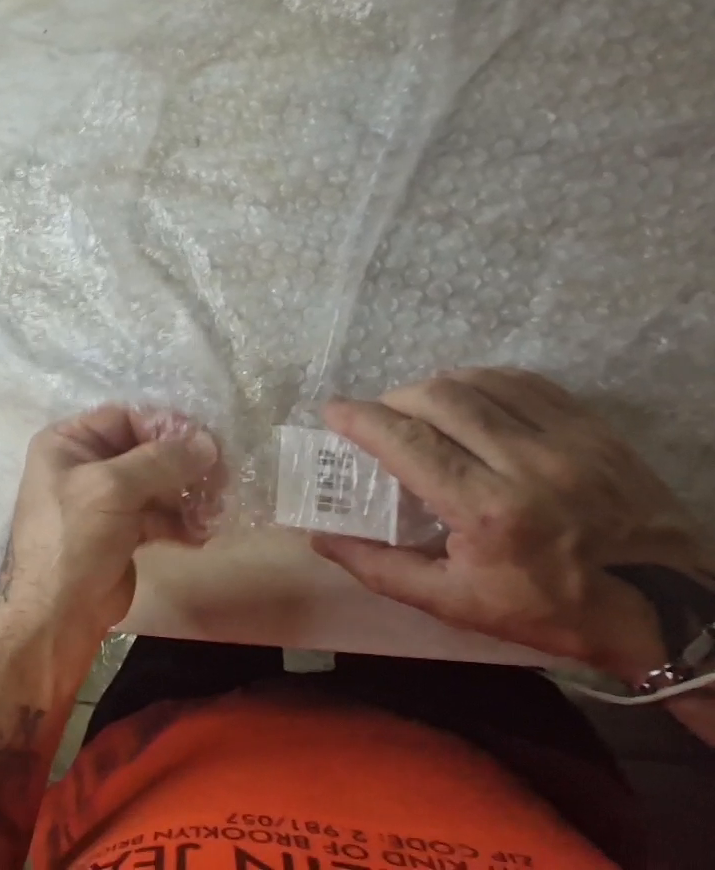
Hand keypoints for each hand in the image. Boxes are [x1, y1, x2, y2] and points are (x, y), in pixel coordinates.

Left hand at [1, 407, 223, 637]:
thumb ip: (159, 461)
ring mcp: (104, 498)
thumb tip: (206, 442)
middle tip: (221, 482)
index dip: (164, 427)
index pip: (123, 417)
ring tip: (213, 515)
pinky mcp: (123, 529)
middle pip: (146, 450)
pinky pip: (161, 514)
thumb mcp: (111, 488)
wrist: (59, 609)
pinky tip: (202, 535)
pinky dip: (183, 522)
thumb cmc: (74, 537)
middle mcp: (83, 463)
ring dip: (190, 496)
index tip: (206, 444)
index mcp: (66, 442)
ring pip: (159, 483)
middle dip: (184, 466)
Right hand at [313, 368, 710, 678]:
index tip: (332, 414)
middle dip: (390, 399)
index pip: (406, 440)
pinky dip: (483, 383)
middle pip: (437, 398)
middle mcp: (529, 466)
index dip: (358, 418)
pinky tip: (470, 401)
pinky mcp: (599, 433)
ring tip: (420, 411)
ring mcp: (571, 444)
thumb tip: (318, 536)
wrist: (681, 614)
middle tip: (377, 419)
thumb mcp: (456, 604)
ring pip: (479, 383)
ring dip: (433, 388)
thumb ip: (378, 567)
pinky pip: (526, 383)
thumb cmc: (554, 610)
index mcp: (489, 511)